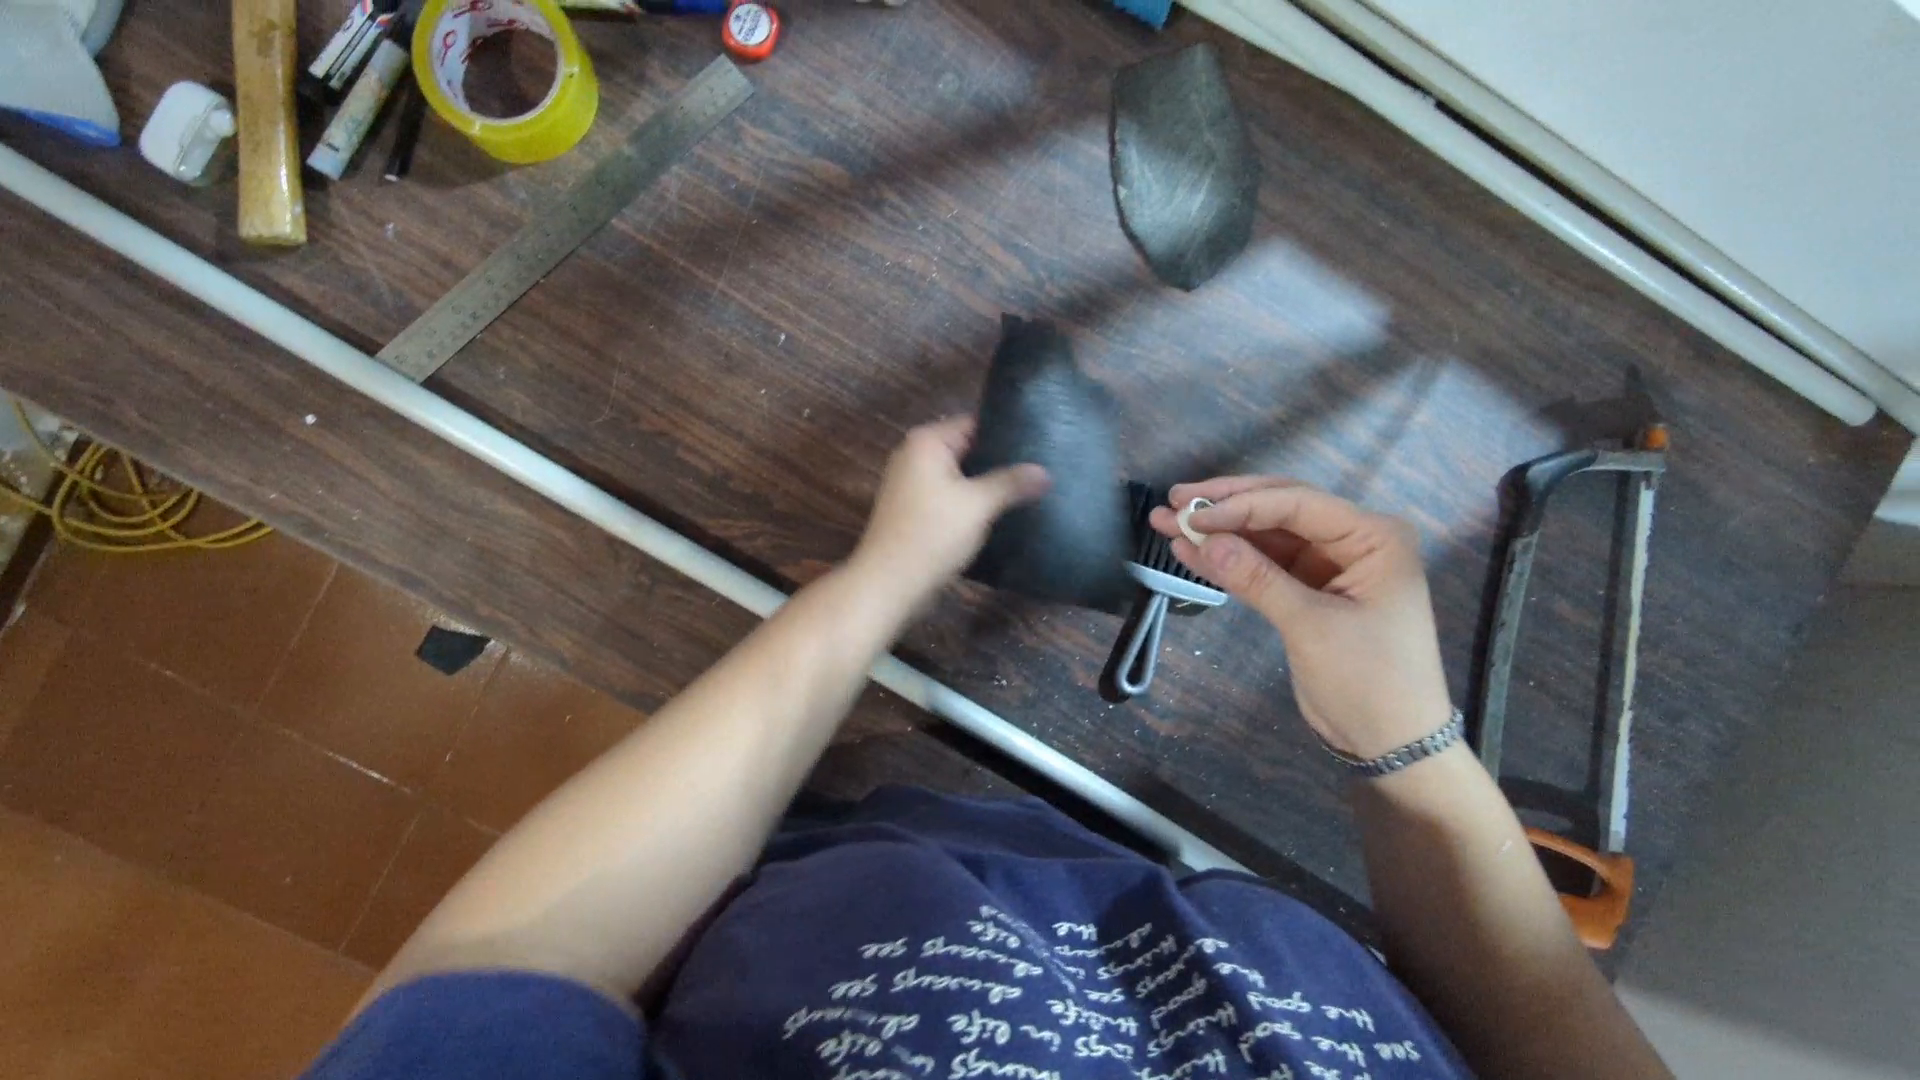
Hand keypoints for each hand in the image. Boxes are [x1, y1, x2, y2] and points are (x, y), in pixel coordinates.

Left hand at [853, 417, 1049, 605]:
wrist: (889, 583)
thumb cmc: (932, 535)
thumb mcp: (978, 505)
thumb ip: (1012, 483)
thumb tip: (1045, 472)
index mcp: (926, 442)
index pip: (975, 423)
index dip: (1007, 433)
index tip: (1040, 445)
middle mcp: (915, 455)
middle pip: (968, 448)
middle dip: (999, 461)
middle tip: (1040, 468)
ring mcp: (911, 483)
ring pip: (960, 475)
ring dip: (986, 484)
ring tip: (1027, 489)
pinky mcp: (913, 509)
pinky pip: (949, 495)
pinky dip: (970, 501)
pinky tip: (998, 512)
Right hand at [1150, 477, 1452, 759]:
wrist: (1391, 742)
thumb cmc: (1368, 679)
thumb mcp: (1312, 626)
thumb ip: (1258, 578)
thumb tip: (1205, 540)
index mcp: (1372, 537)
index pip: (1297, 504)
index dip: (1240, 505)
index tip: (1190, 514)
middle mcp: (1351, 541)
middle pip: (1279, 509)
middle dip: (1225, 506)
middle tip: (1174, 501)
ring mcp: (1327, 566)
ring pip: (1264, 537)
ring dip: (1218, 532)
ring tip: (1165, 522)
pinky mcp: (1306, 591)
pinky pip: (1261, 566)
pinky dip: (1226, 561)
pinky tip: (1188, 553)